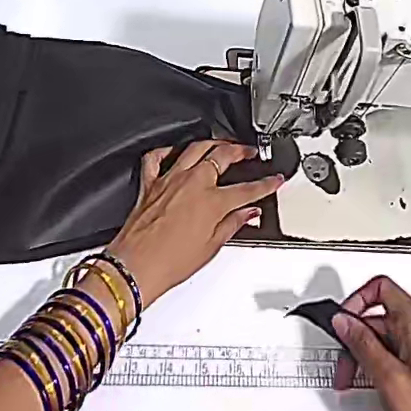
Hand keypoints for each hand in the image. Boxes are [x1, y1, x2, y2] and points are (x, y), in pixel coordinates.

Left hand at [105, 140, 284, 304]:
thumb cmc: (170, 262)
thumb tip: (248, 213)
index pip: (248, 189)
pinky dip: (167, 151)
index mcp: (213, 202)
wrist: (135, 268)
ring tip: (222, 144)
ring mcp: (170, 179)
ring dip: (213, 143)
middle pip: (223, 155)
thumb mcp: (211, 247)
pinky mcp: (150, 183)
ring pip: (195, 148)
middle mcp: (192, 183)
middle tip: (250, 152)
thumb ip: (233, 224)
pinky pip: (157, 157)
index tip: (275, 179)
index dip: (266, 183)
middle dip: (242, 151)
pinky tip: (175, 151)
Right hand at [330, 276, 410, 410]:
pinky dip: (381, 364)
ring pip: (387, 335)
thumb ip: (363, 345)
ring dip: (367, 354)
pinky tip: (374, 386)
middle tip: (345, 364)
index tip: (343, 323)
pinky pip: (399, 352)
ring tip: (356, 381)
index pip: (382, 288)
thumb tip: (344, 321)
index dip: (357, 301)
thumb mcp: (390, 381)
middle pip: (381, 315)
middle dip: (357, 337)